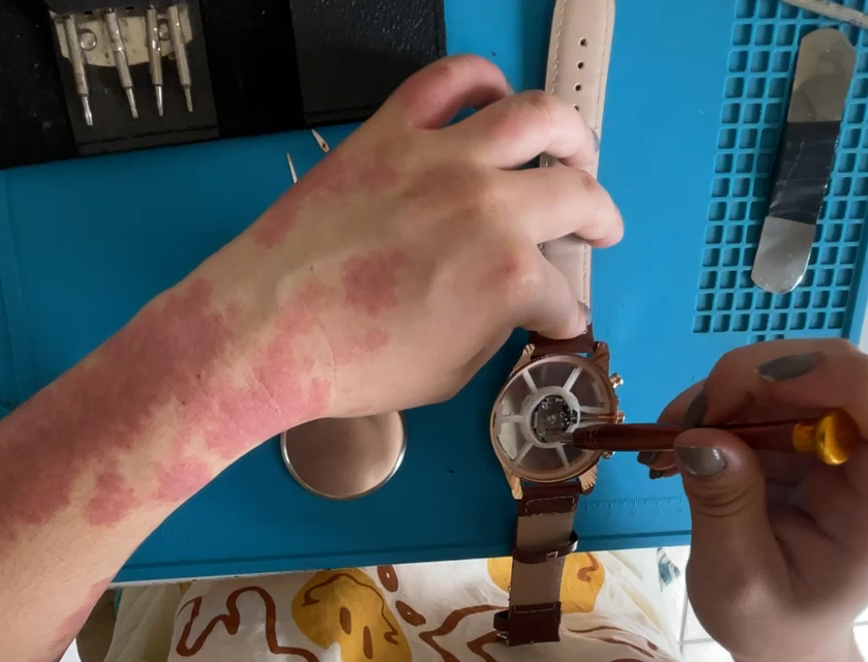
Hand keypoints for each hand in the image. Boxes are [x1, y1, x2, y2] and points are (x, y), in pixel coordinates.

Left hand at [203, 55, 623, 420]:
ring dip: (571, 136)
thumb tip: (507, 311)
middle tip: (600, 230)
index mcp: (508, 279)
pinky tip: (494, 97)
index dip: (565, 314)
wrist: (267, 333)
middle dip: (599, 221)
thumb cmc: (352, 370)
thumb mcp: (444, 376)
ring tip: (578, 152)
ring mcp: (442, 159)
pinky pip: (449, 80)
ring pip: (536, 117)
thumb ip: (491, 333)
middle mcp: (490, 207)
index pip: (559, 295)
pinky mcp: (391, 132)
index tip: (559, 320)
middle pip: (575, 196)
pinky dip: (481, 80)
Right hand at [653, 340, 867, 661]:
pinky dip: (720, 409)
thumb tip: (701, 436)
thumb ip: (723, 509)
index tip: (745, 387)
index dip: (831, 377)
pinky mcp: (808, 448)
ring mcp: (842, 453)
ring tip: (671, 433)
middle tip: (688, 417)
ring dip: (729, 393)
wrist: (781, 640)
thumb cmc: (768, 624)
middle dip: (758, 380)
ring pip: (798, 381)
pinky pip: (770, 402)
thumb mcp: (735, 581)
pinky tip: (682, 439)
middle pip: (842, 379)